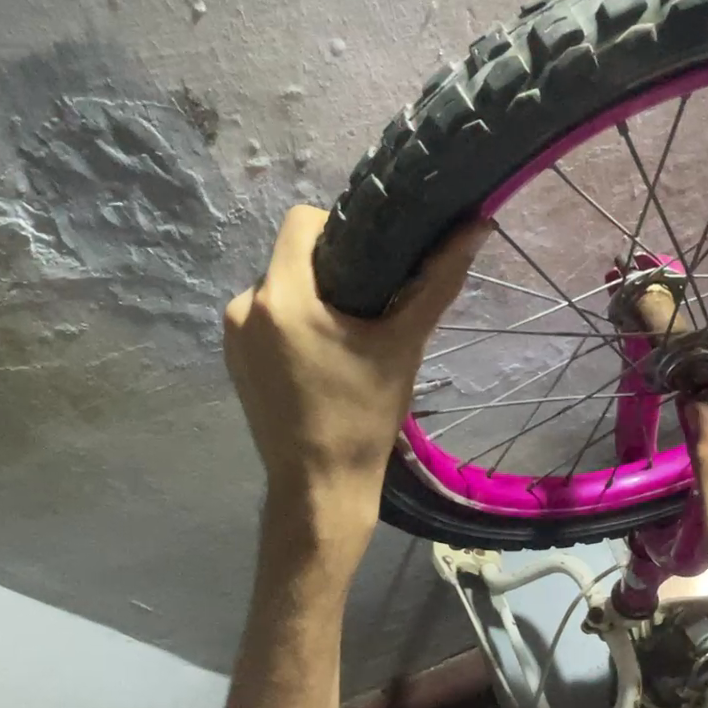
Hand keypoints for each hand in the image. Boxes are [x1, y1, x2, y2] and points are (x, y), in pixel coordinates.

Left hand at [223, 206, 485, 528]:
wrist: (320, 487)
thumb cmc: (364, 417)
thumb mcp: (404, 345)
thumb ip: (437, 281)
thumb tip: (476, 225)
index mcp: (282, 297)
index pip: (300, 220)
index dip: (338, 227)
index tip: (370, 261)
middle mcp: (244, 306)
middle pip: (289, 257)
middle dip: (328, 269)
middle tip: (366, 304)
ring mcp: (231, 336)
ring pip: (276, 287)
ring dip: (308, 298)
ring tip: (343, 335)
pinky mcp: (231, 359)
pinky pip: (262, 318)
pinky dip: (288, 324)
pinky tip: (317, 357)